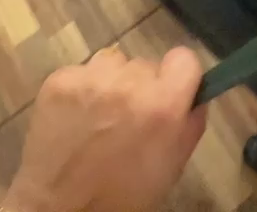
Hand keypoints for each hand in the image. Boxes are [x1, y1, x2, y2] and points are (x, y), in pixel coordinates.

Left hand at [3, 45, 208, 211]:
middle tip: (128, 119)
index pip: (184, 58)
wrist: (60, 210)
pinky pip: (82, 71)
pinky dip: (82, 90)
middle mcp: (129, 82)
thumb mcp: (171, 167)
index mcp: (163, 105)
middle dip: (141, 87)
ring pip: (114, 62)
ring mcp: (92, 78)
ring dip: (112, 83)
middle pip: (145, 65)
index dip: (179, 75)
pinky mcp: (61, 78)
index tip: (169, 92)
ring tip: (99, 118)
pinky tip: (75, 118)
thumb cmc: (123, 196)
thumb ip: (190, 124)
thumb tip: (196, 94)